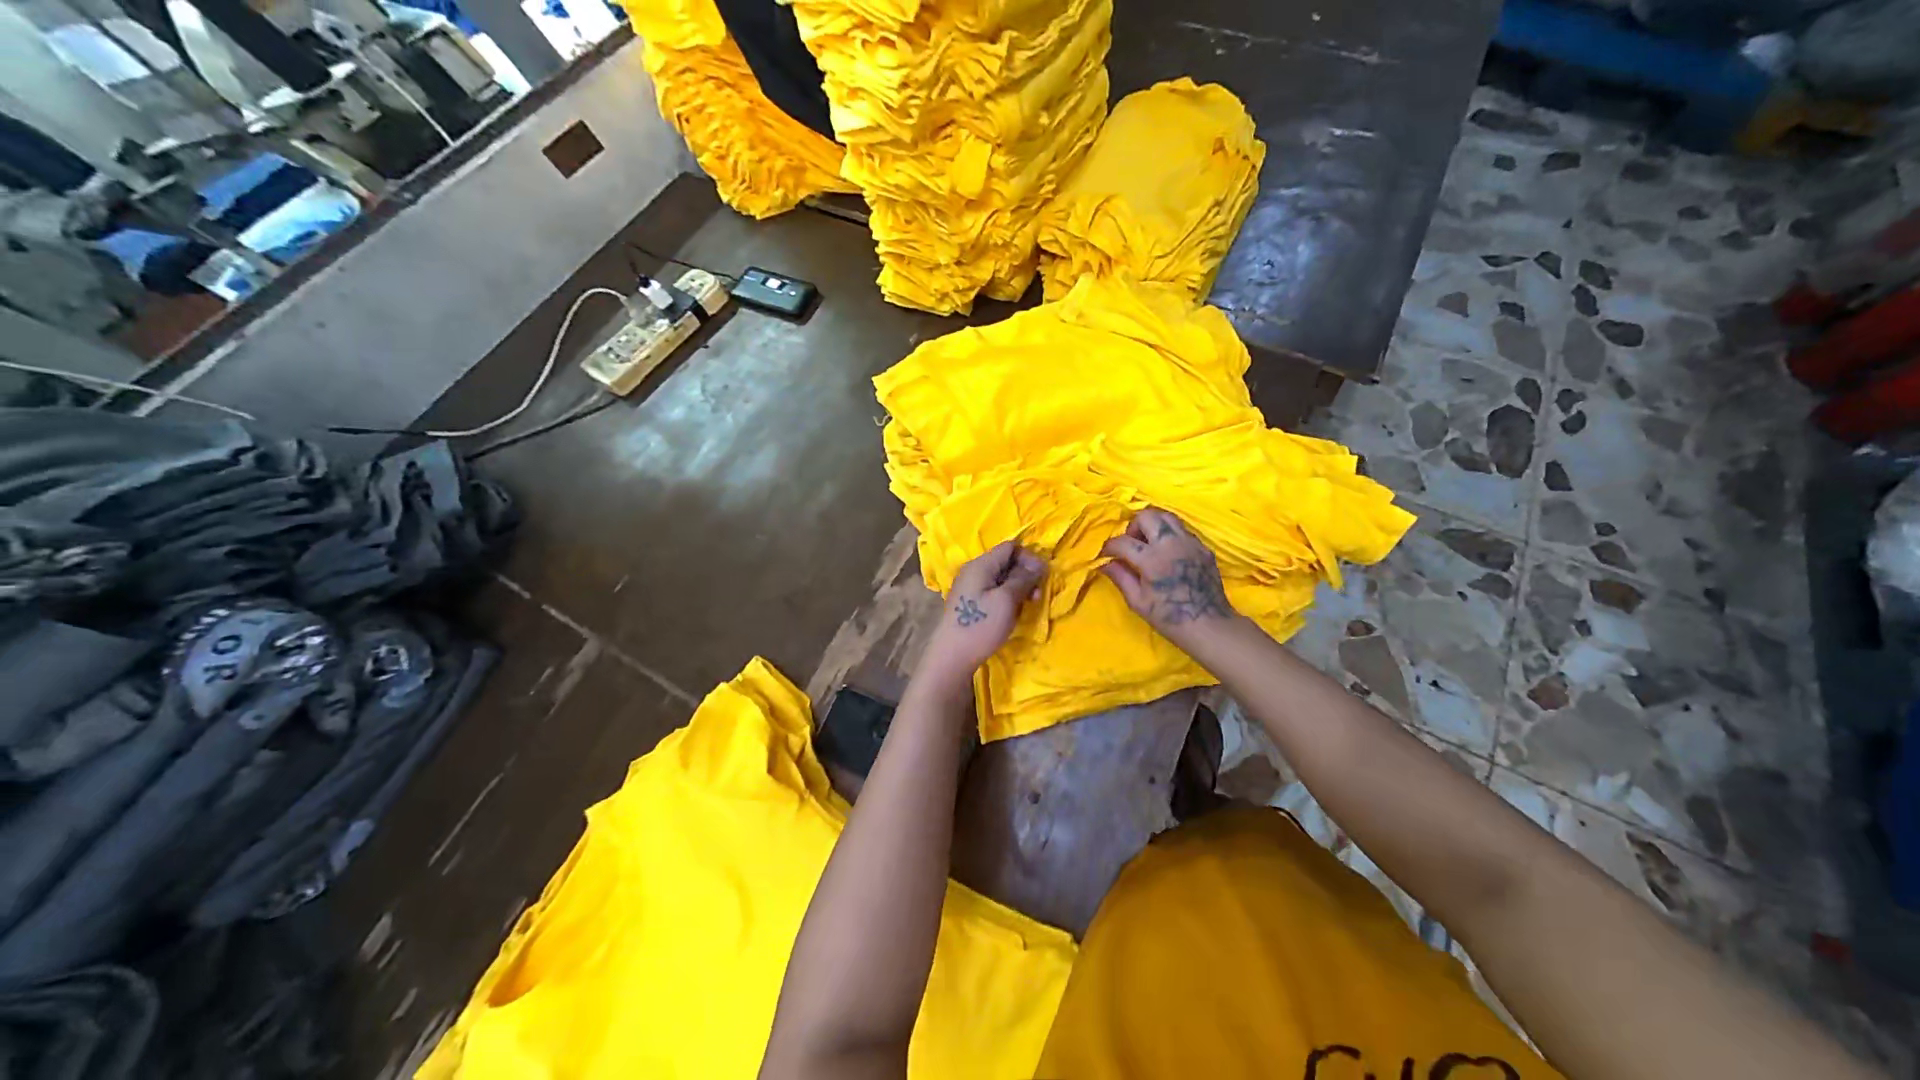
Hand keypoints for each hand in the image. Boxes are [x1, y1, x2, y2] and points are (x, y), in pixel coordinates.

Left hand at [917, 541, 1046, 692]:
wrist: (952, 657)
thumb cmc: (981, 625)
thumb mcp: (1007, 600)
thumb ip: (1023, 578)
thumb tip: (1039, 562)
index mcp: (981, 564)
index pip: (1010, 547)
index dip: (1029, 557)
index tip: (1040, 578)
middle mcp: (973, 571)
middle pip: (1006, 562)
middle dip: (1025, 575)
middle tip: (1036, 597)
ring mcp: (970, 587)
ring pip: (1001, 578)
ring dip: (1018, 589)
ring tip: (1026, 607)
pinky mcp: (970, 603)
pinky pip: (994, 591)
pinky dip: (1007, 598)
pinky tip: (1012, 614)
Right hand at [1100, 508, 1241, 645]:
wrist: (1208, 624)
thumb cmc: (1169, 617)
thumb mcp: (1137, 601)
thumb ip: (1120, 577)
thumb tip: (1105, 563)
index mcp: (1151, 559)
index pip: (1123, 541)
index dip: (1109, 546)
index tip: (1106, 554)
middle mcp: (1171, 543)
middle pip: (1147, 516)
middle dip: (1133, 527)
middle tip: (1131, 544)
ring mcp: (1190, 542)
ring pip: (1167, 516)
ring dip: (1153, 524)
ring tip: (1148, 542)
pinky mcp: (1202, 547)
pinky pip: (1182, 529)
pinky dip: (1170, 534)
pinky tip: (1168, 552)